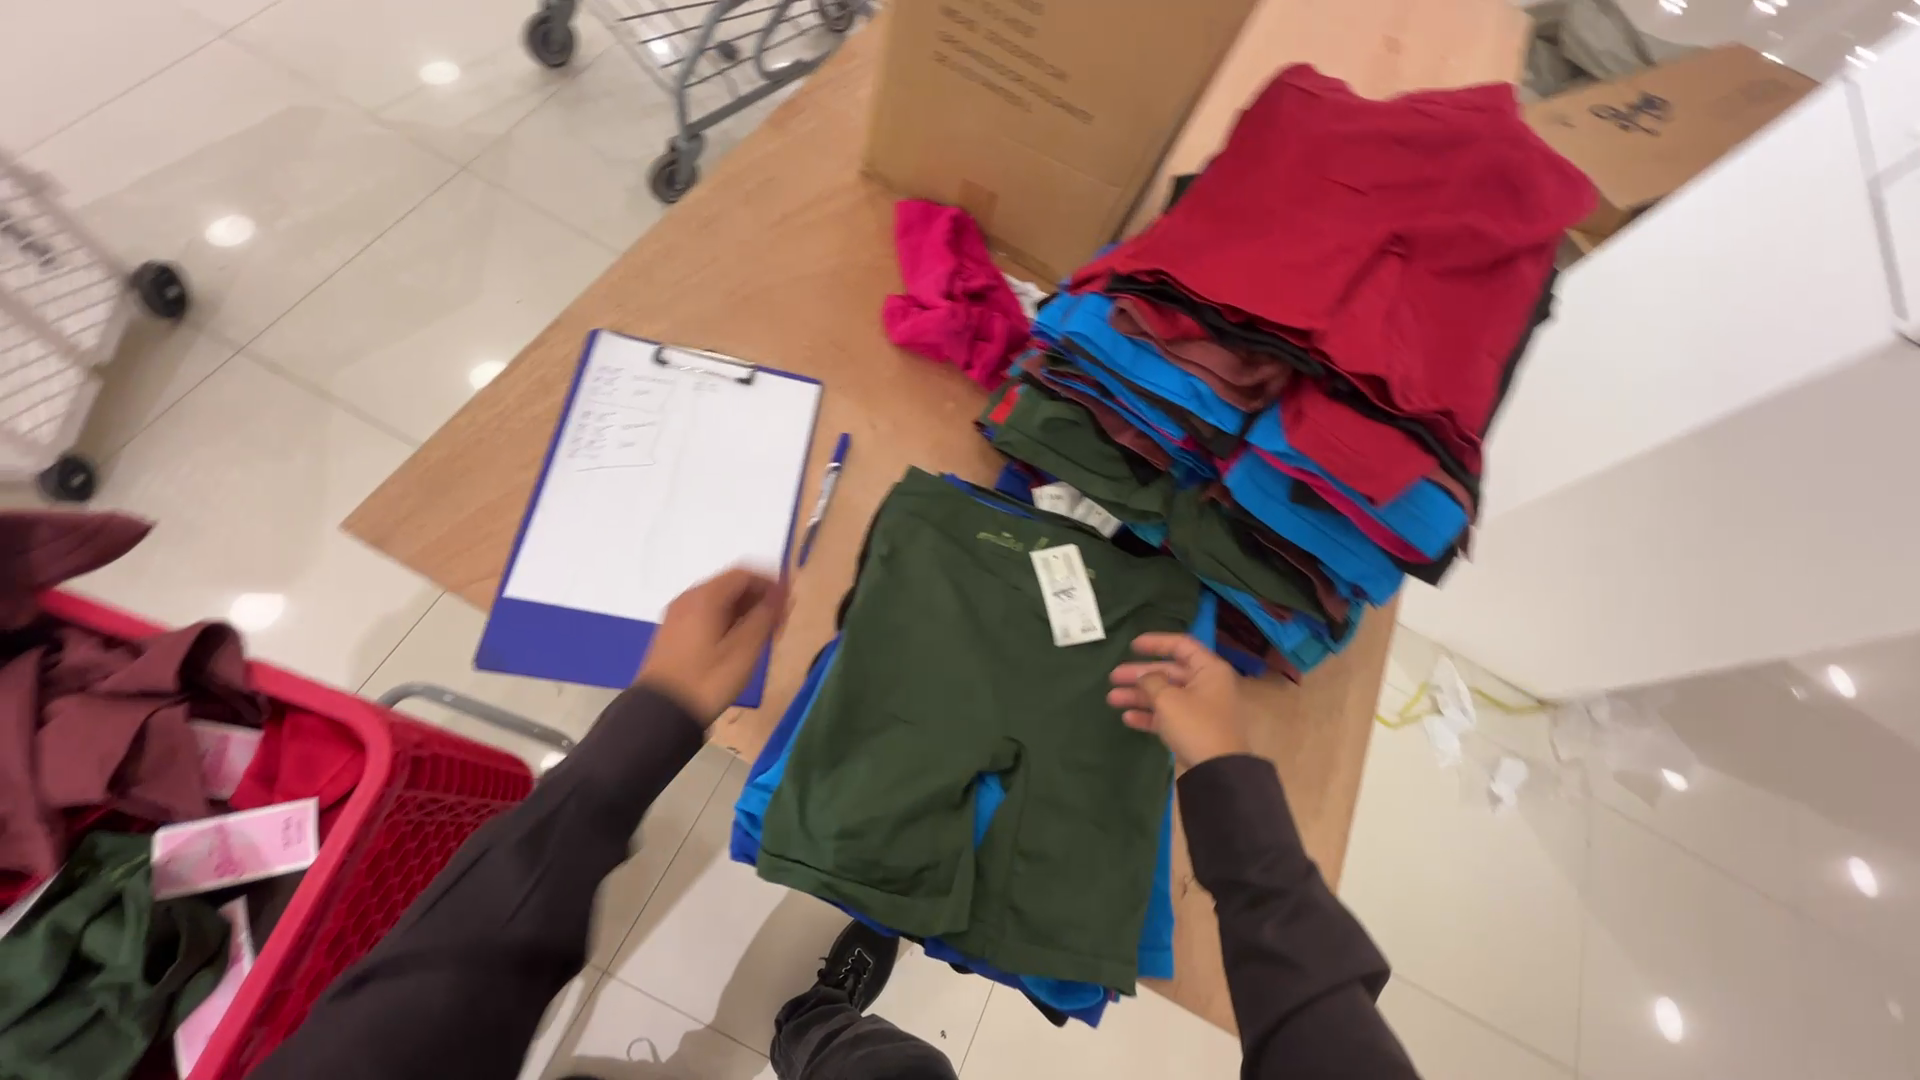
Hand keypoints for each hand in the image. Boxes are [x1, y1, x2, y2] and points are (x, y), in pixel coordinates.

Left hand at [637, 568, 788, 725]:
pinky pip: (706, 614)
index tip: (789, 601)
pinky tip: (739, 642)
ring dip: (745, 610)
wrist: (660, 714)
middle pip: (730, 585)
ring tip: (764, 634)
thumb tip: (781, 593)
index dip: (771, 582)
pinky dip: (727, 619)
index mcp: (705, 597)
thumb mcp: (745, 649)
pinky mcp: (673, 632)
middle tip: (780, 620)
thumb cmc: (709, 680)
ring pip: (719, 601)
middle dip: (759, 597)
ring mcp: (677, 615)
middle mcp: (688, 599)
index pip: (744, 574)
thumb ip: (765, 615)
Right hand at [1107, 633, 1253, 768]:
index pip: (1181, 645)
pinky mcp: (1193, 729)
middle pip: (1169, 672)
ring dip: (1139, 696)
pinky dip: (1149, 715)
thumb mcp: (1168, 699)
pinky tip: (1128, 718)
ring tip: (1112, 699)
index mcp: (1208, 670)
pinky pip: (1168, 716)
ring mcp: (1200, 708)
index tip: (1132, 645)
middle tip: (1113, 677)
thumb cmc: (1195, 725)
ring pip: (1165, 695)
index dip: (1156, 642)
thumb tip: (1145, 677)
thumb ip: (1151, 682)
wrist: (1218, 772)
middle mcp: (1206, 685)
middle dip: (1139, 675)